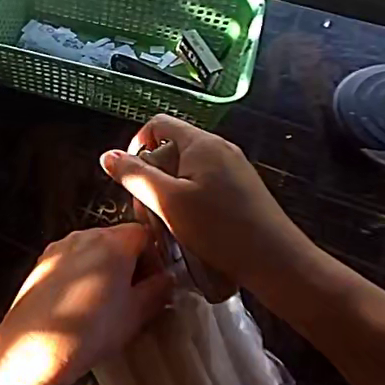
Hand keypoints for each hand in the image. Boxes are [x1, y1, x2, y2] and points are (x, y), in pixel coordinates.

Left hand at [0, 225, 172, 384]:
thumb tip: (167, 281)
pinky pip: (70, 262)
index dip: (154, 258)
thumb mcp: (136, 313)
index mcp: (113, 242)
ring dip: (104, 269)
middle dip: (129, 263)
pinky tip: (81, 307)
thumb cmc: (88, 330)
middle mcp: (84, 237)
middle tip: (134, 296)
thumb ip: (158, 291)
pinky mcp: (41, 265)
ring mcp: (60, 249)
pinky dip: (80, 276)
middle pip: (117, 239)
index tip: (155, 282)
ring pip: (92, 250)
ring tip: (106, 306)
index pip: (144, 234)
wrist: (37, 347)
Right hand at [99, 115, 314, 294]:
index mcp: (202, 143)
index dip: (136, 144)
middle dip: (152, 177)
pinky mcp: (241, 189)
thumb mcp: (168, 203)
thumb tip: (108, 156)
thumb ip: (135, 176)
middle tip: (149, 211)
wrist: (276, 261)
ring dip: (169, 195)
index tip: (130, 176)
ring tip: (169, 226)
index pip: (158, 124)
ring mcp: (233, 169)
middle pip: (171, 149)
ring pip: (186, 171)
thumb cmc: (221, 230)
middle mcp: (219, 148)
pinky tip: (190, 230)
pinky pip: (204, 185)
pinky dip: (189, 202)